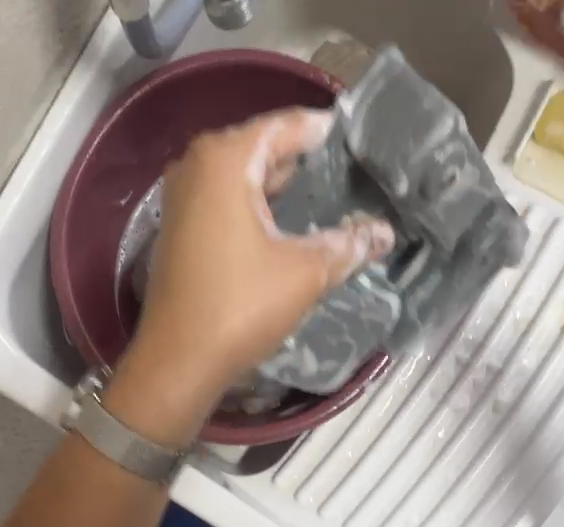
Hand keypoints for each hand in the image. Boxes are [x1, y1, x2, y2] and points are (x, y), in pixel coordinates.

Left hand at [121, 109, 396, 412]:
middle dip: (303, 160)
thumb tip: (385, 233)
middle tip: (349, 170)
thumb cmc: (240, 308)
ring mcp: (183, 199)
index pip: (284, 127)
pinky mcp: (180, 230)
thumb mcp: (304, 274)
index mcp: (225, 161)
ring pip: (243, 178)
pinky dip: (257, 207)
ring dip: (281, 187)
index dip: (322, 131)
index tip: (359, 136)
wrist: (178, 362)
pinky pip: (226, 202)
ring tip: (327, 196)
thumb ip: (347, 245)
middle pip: (261, 149)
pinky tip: (288, 226)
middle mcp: (197, 167)